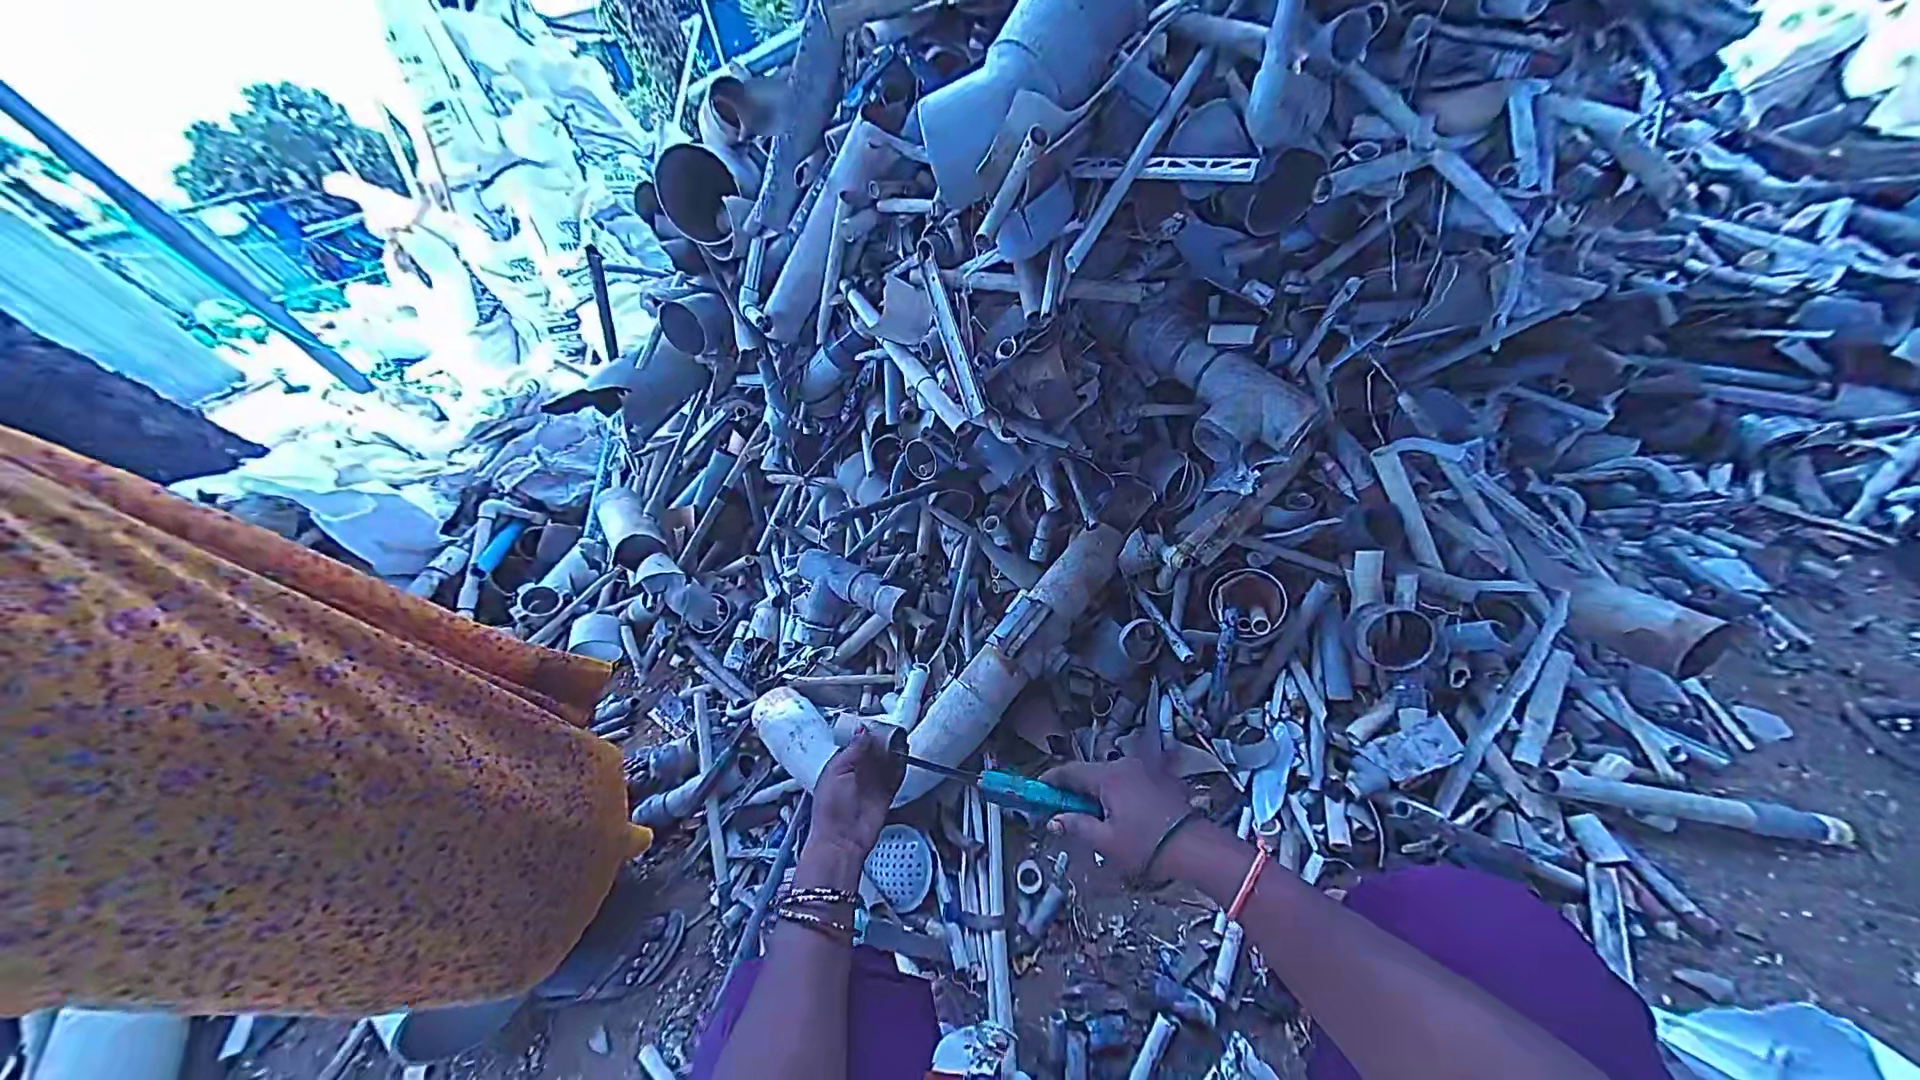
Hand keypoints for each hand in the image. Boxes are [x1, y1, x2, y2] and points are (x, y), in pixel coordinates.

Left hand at [806, 728, 905, 858]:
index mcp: (840, 765)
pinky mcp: (885, 795)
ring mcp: (872, 784)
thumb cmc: (831, 810)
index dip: (868, 734)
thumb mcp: (837, 771)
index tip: (878, 723)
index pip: (857, 744)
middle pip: (874, 751)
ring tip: (901, 740)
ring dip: (894, 752)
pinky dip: (901, 768)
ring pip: (886, 762)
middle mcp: (857, 773)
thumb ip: (852, 750)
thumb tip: (862, 731)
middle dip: (883, 741)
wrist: (842, 840)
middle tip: (892, 729)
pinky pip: (896, 777)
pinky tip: (905, 757)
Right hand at [1041, 740, 1196, 877]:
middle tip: (1064, 808)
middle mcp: (1125, 765)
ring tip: (1093, 816)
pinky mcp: (1158, 778)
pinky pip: (1127, 780)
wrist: (1196, 848)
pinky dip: (1116, 792)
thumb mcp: (1106, 842)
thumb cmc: (1149, 845)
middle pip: (1090, 772)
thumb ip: (1077, 826)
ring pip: (1109, 776)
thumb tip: (1055, 820)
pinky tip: (1118, 813)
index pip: (1070, 771)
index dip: (1052, 780)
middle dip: (1075, 789)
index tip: (1039, 789)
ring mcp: (1144, 769)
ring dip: (1096, 791)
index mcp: (1108, 776)